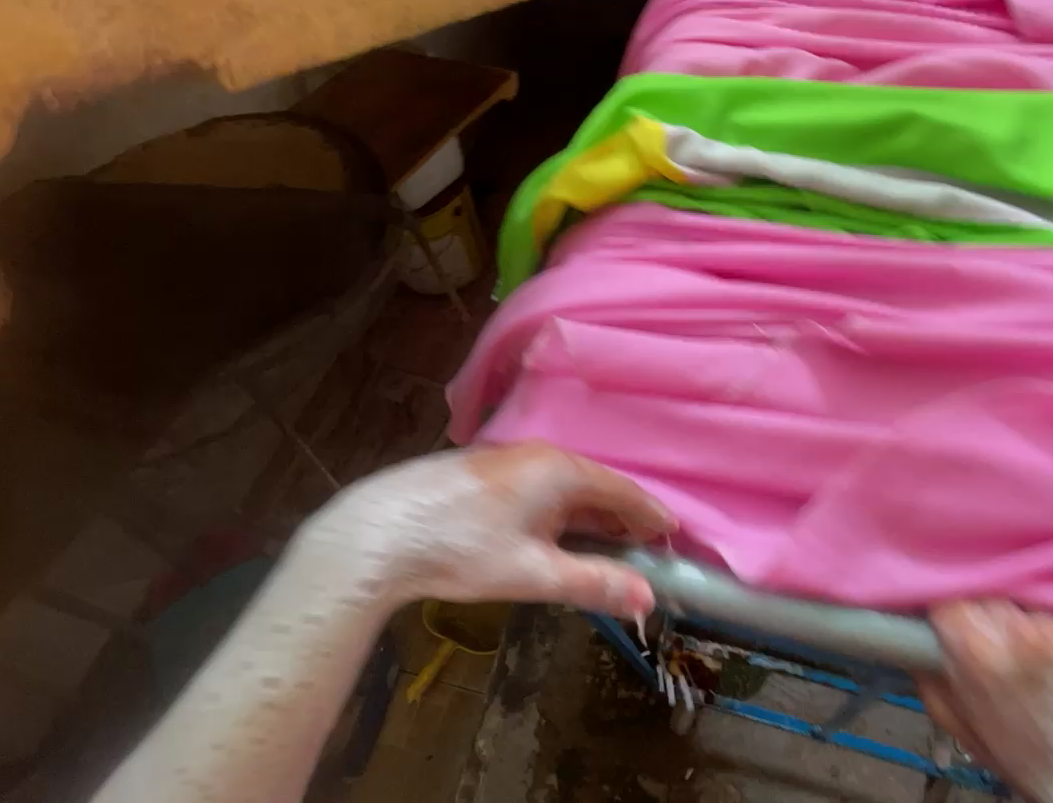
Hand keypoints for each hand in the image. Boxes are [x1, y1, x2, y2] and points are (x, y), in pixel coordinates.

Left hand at [296, 444, 675, 616]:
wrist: (379, 531)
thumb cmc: (464, 549)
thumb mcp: (533, 573)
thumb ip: (593, 582)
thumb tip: (648, 598)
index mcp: (561, 470)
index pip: (622, 490)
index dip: (649, 514)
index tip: (672, 535)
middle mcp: (540, 455)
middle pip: (595, 484)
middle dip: (621, 516)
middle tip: (643, 548)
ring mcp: (509, 459)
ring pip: (565, 485)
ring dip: (589, 514)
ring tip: (604, 544)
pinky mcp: (484, 470)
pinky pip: (540, 486)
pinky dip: (560, 509)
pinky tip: (552, 533)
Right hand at [916, 601, 1052, 802]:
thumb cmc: (1027, 761)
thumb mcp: (963, 725)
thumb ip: (930, 673)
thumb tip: (913, 628)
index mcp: (979, 656)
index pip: (952, 597)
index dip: (954, 608)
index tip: (961, 621)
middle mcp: (1024, 637)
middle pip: (995, 595)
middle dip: (995, 616)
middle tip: (1006, 646)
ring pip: (1038, 606)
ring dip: (1037, 624)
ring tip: (1049, 660)